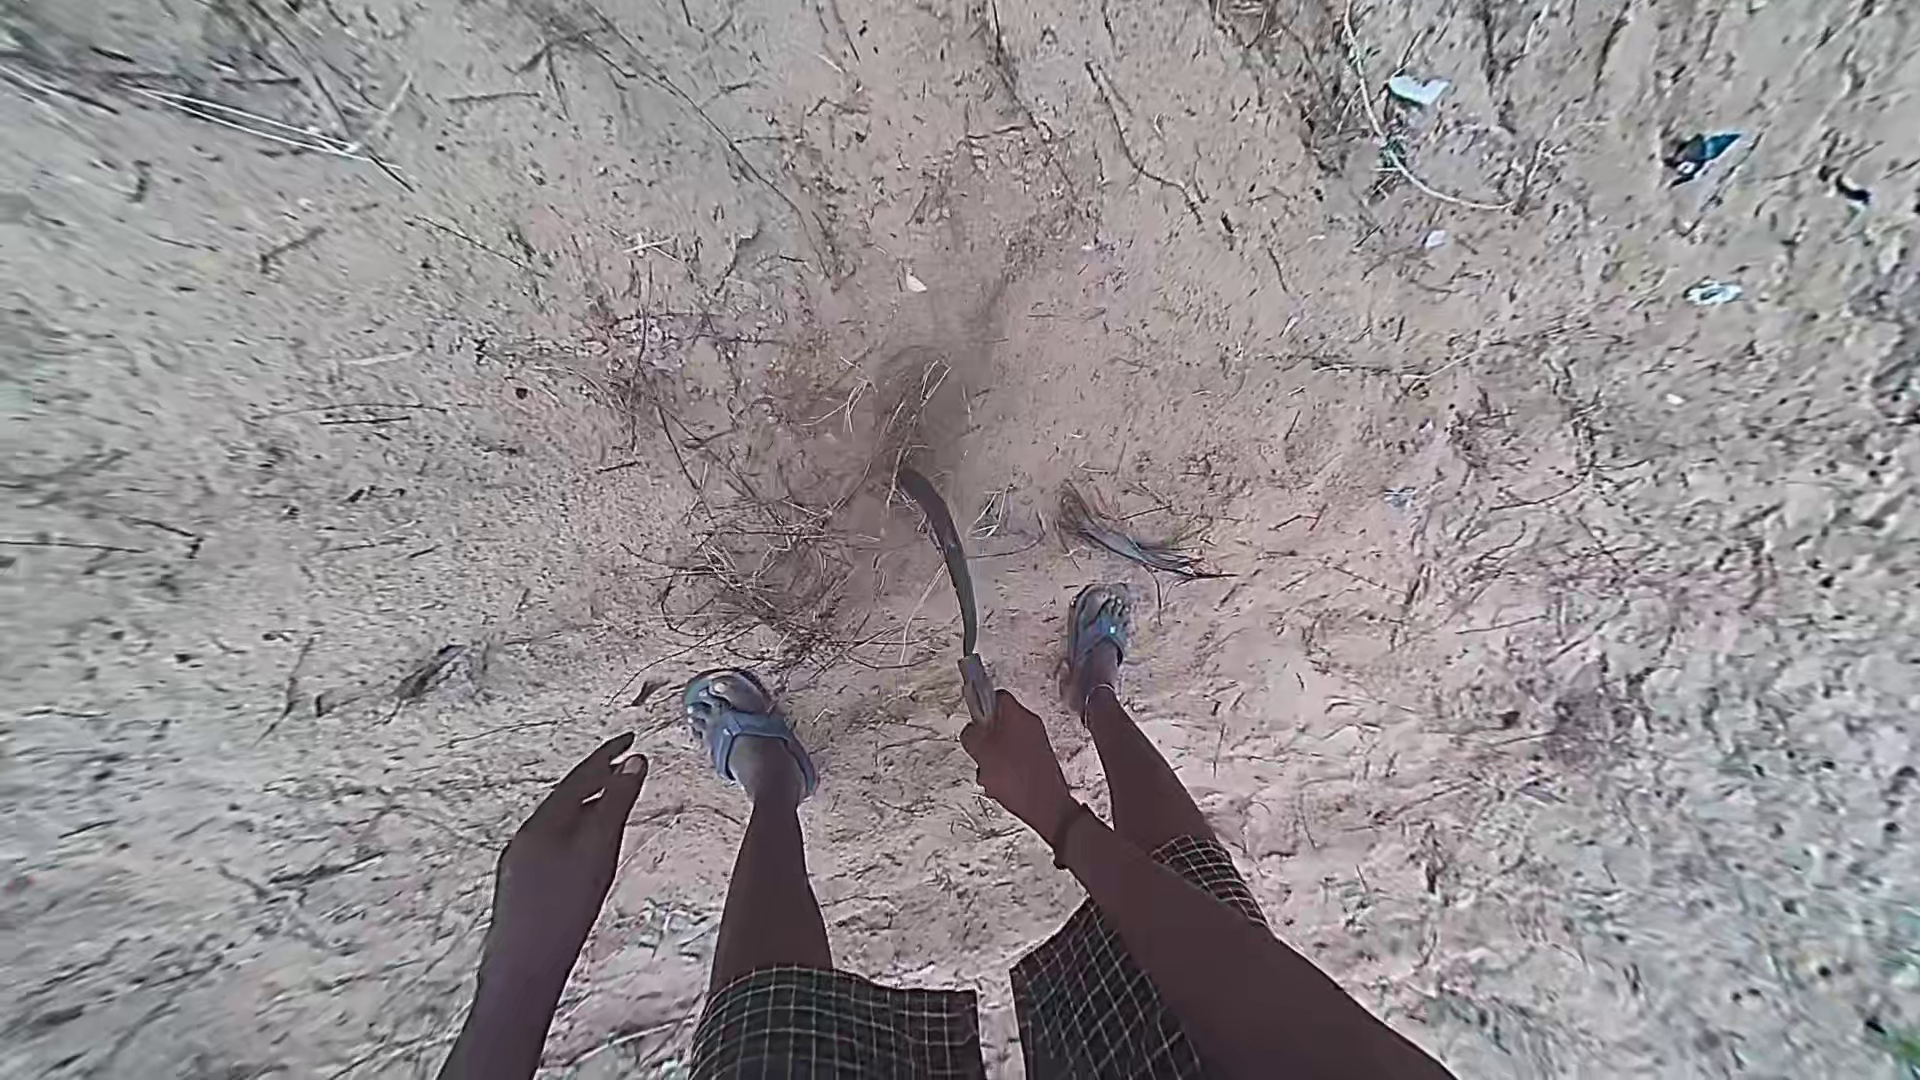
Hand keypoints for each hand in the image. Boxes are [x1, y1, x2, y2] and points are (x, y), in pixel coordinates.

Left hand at [480, 733, 647, 984]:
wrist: (524, 970)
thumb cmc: (567, 904)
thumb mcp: (600, 845)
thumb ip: (618, 801)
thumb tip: (635, 761)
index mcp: (544, 821)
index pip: (581, 776)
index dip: (608, 754)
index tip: (630, 738)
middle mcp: (527, 834)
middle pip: (569, 794)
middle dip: (599, 776)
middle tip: (627, 762)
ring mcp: (520, 859)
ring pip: (562, 817)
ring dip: (590, 801)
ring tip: (616, 795)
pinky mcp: (522, 880)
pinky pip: (555, 836)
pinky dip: (579, 824)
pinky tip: (592, 838)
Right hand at [960, 690, 1075, 836]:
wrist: (1048, 809)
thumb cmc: (1016, 777)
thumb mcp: (982, 751)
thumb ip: (971, 734)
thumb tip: (971, 729)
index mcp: (1018, 716)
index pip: (996, 696)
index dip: (980, 705)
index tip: (972, 720)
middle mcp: (1029, 726)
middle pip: (997, 722)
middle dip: (984, 740)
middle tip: (980, 754)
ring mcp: (1035, 744)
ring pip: (1003, 743)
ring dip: (991, 758)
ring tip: (990, 775)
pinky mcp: (1037, 762)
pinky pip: (1013, 758)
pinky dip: (1003, 770)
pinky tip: (1000, 786)